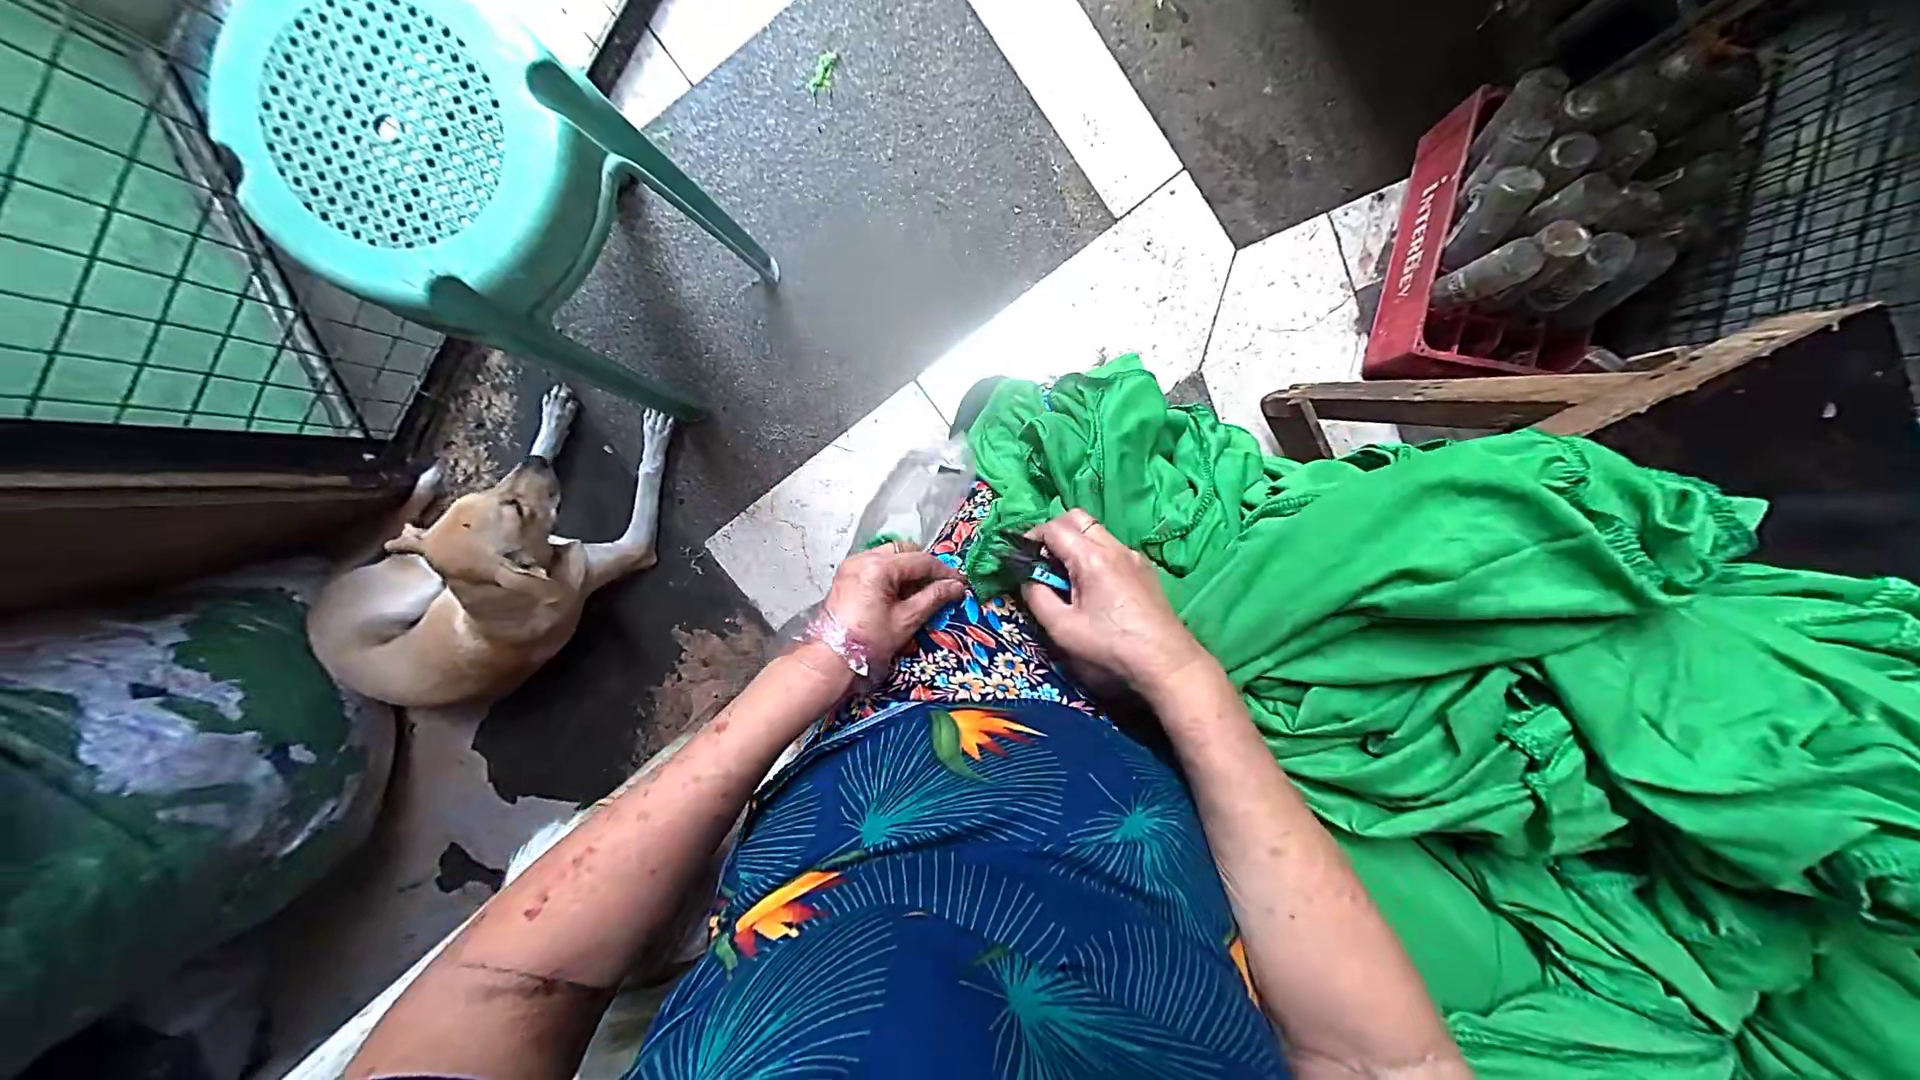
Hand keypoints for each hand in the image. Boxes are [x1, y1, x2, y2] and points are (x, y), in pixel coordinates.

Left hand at [821, 542, 967, 664]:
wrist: (830, 658)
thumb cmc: (868, 641)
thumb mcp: (906, 620)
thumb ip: (933, 598)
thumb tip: (957, 586)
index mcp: (878, 567)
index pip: (920, 560)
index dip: (944, 571)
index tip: (960, 582)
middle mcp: (863, 558)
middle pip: (905, 551)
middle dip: (925, 568)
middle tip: (940, 587)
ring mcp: (853, 564)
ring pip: (891, 556)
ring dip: (909, 570)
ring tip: (921, 594)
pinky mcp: (847, 574)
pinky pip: (877, 565)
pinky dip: (892, 575)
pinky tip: (901, 595)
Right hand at [1020, 510, 1214, 697]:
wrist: (1165, 661)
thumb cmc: (1110, 645)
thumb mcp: (1062, 627)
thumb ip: (1037, 597)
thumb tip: (1027, 579)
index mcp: (1091, 557)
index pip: (1054, 528)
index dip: (1032, 538)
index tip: (1022, 558)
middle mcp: (1114, 547)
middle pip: (1077, 518)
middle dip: (1054, 532)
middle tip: (1043, 562)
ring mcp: (1133, 556)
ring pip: (1096, 532)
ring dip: (1075, 543)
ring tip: (1066, 576)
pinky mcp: (1144, 570)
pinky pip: (1112, 548)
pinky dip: (1094, 554)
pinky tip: (1092, 586)